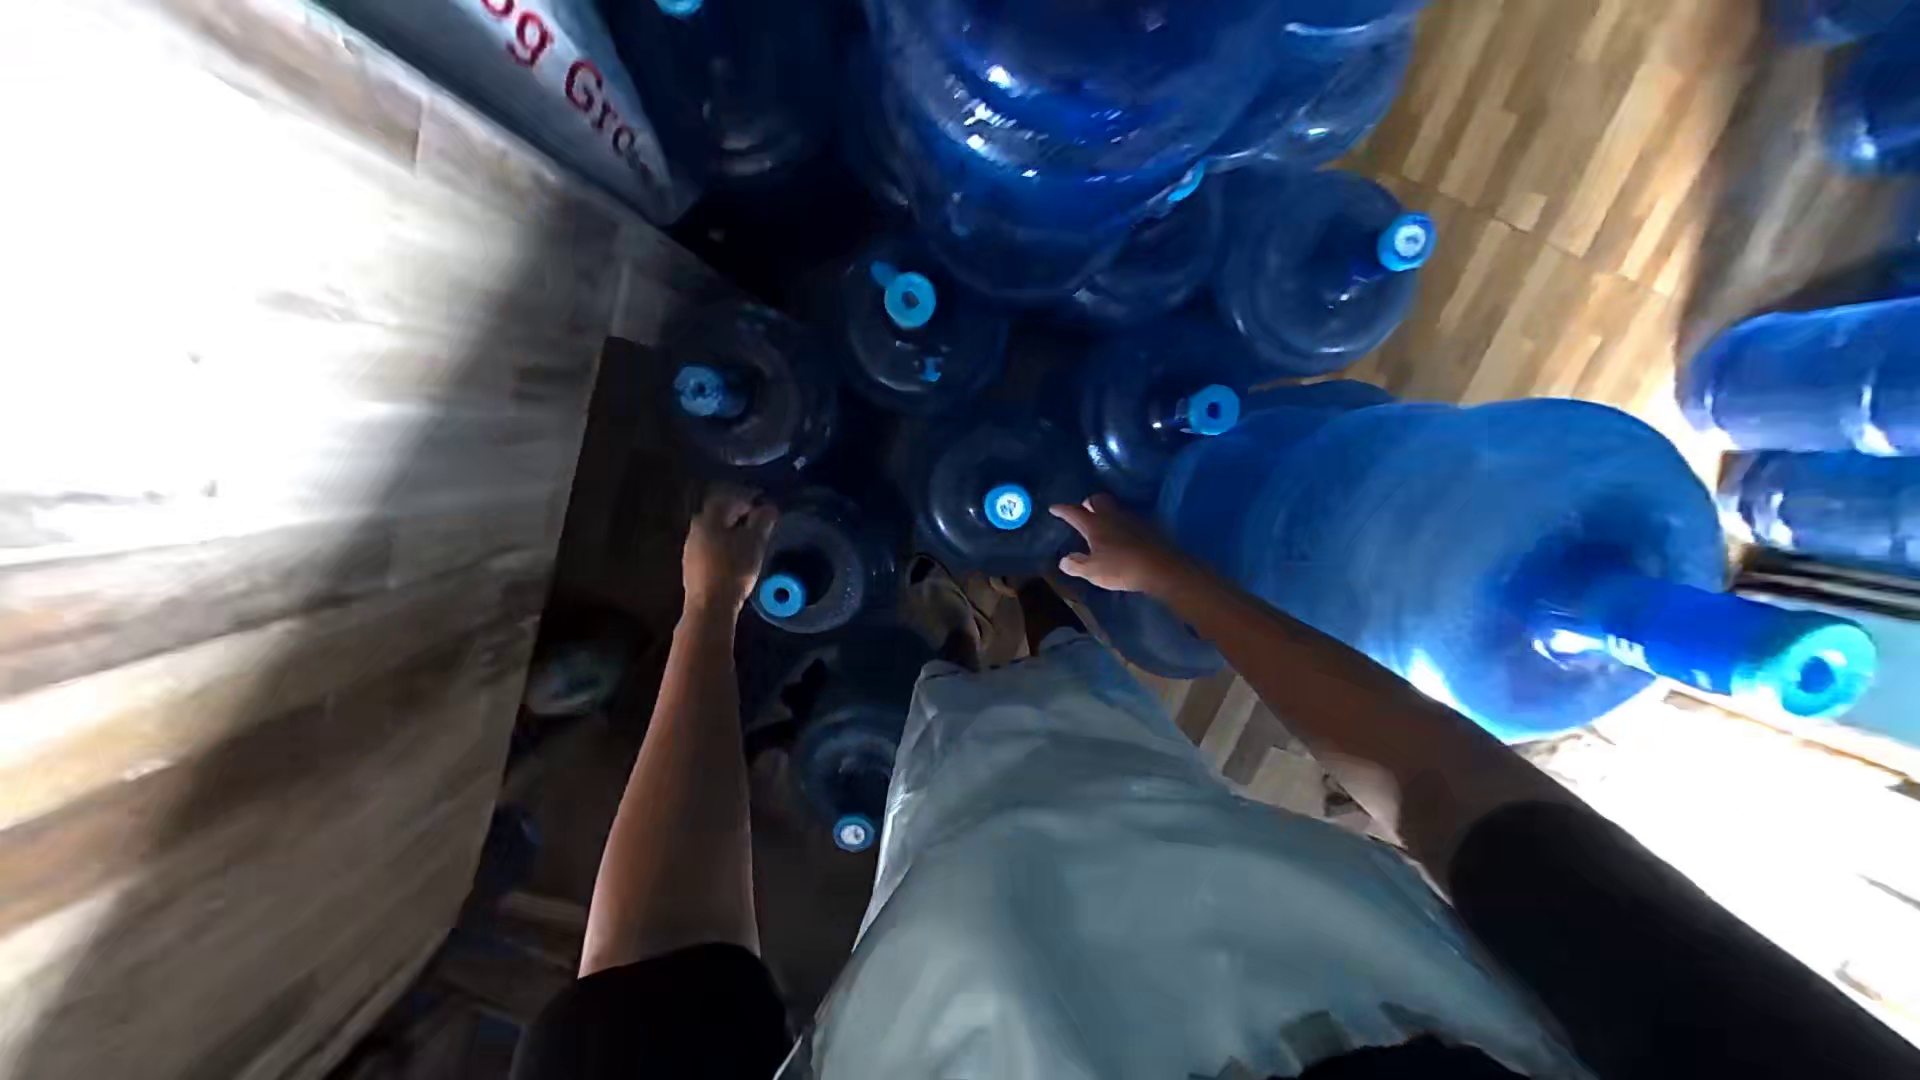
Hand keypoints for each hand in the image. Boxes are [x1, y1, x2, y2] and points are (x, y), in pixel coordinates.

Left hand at [683, 485, 777, 615]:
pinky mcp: (692, 564)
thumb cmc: (734, 569)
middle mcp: (696, 528)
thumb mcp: (755, 542)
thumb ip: (762, 521)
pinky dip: (724, 542)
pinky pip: (711, 544)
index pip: (729, 497)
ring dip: (731, 527)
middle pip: (719, 512)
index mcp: (710, 518)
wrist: (710, 605)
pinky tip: (735, 552)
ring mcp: (691, 547)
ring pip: (714, 529)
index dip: (748, 496)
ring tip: (749, 535)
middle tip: (757, 515)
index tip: (763, 499)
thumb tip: (768, 507)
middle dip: (739, 511)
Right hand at [1049, 494, 1193, 595]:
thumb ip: (1076, 564)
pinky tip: (1121, 534)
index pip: (1074, 512)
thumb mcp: (1092, 572)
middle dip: (1088, 502)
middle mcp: (1112, 516)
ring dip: (1106, 511)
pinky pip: (1128, 518)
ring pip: (1114, 507)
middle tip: (1083, 509)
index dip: (1062, 509)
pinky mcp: (1147, 526)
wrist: (1160, 568)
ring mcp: (1131, 519)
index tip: (1054, 508)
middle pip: (1098, 499)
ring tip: (1102, 522)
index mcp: (1094, 525)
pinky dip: (1120, 522)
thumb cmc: (1121, 568)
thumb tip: (1064, 559)